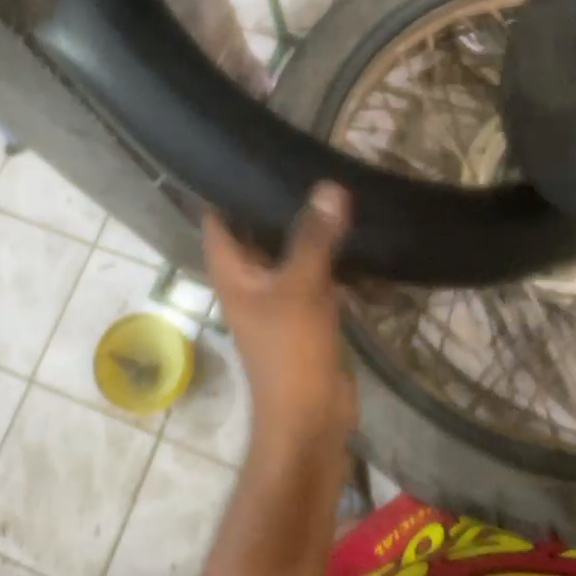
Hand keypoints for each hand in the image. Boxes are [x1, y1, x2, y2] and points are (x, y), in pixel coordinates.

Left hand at [204, 183, 356, 456]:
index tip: (253, 153)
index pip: (218, 218)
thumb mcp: (302, 288)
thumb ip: (315, 237)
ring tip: (334, 188)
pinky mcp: (307, 314)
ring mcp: (278, 298)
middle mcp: (249, 280)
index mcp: (232, 271)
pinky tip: (356, 236)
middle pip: (257, 232)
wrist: (310, 422)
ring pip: (291, 253)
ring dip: (309, 230)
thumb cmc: (290, 353)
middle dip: (279, 204)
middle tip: (307, 163)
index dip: (228, 187)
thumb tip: (329, 187)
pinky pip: (317, 276)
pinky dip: (332, 259)